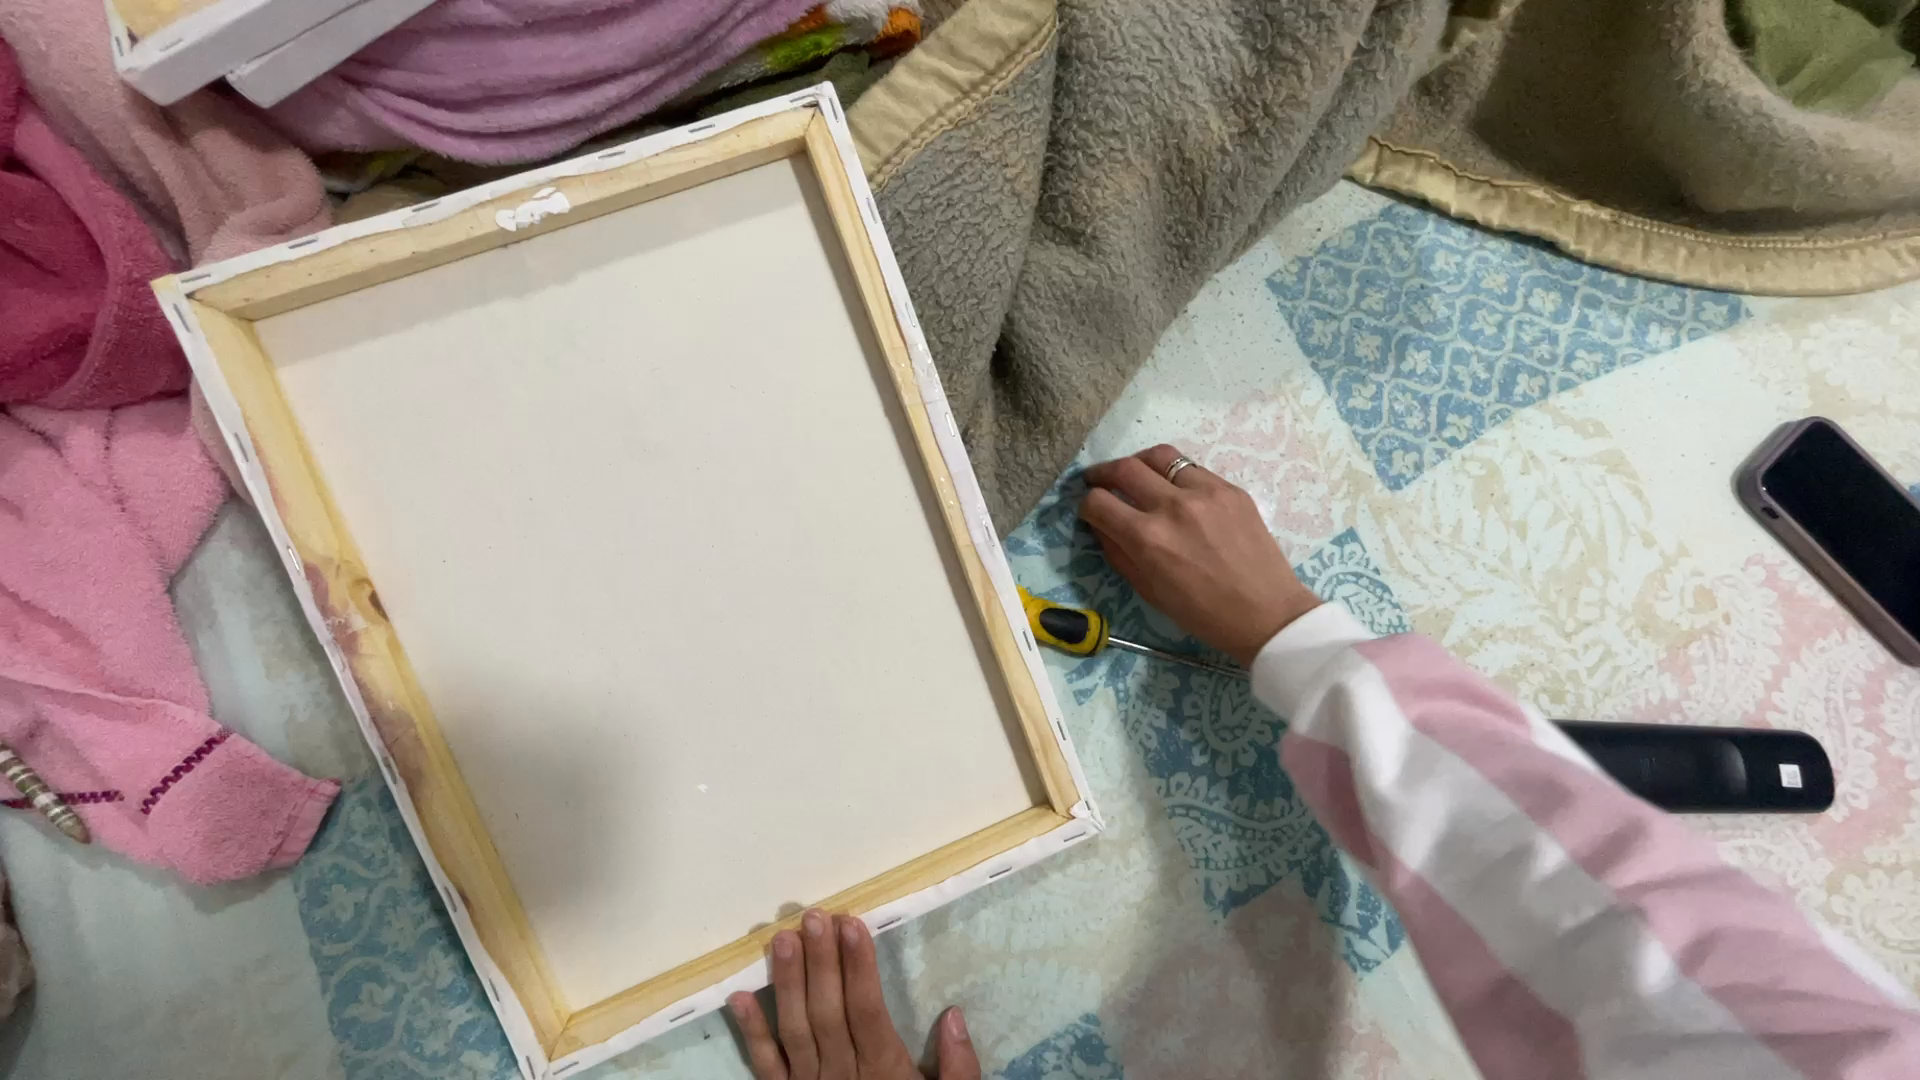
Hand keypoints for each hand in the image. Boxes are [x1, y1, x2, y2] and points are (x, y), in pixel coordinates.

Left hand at [729, 910, 978, 1079]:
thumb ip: (959, 1068)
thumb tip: (954, 1016)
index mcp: (883, 1072)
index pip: (866, 1010)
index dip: (858, 967)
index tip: (851, 923)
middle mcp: (842, 1077)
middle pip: (828, 1013)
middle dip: (821, 963)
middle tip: (814, 916)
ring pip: (796, 1032)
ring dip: (787, 984)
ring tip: (781, 938)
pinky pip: (766, 1067)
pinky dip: (752, 1033)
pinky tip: (739, 996)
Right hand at [1080, 444, 1320, 665]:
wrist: (1265, 613)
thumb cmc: (1200, 612)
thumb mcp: (1147, 590)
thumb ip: (1117, 552)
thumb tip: (1099, 524)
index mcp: (1147, 538)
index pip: (1098, 502)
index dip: (1085, 505)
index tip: (1088, 510)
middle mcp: (1172, 506)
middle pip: (1123, 469)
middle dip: (1101, 474)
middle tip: (1097, 481)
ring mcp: (1204, 492)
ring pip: (1158, 455)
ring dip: (1136, 462)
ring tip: (1133, 474)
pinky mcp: (1230, 489)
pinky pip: (1190, 468)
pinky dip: (1172, 474)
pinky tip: (1173, 488)